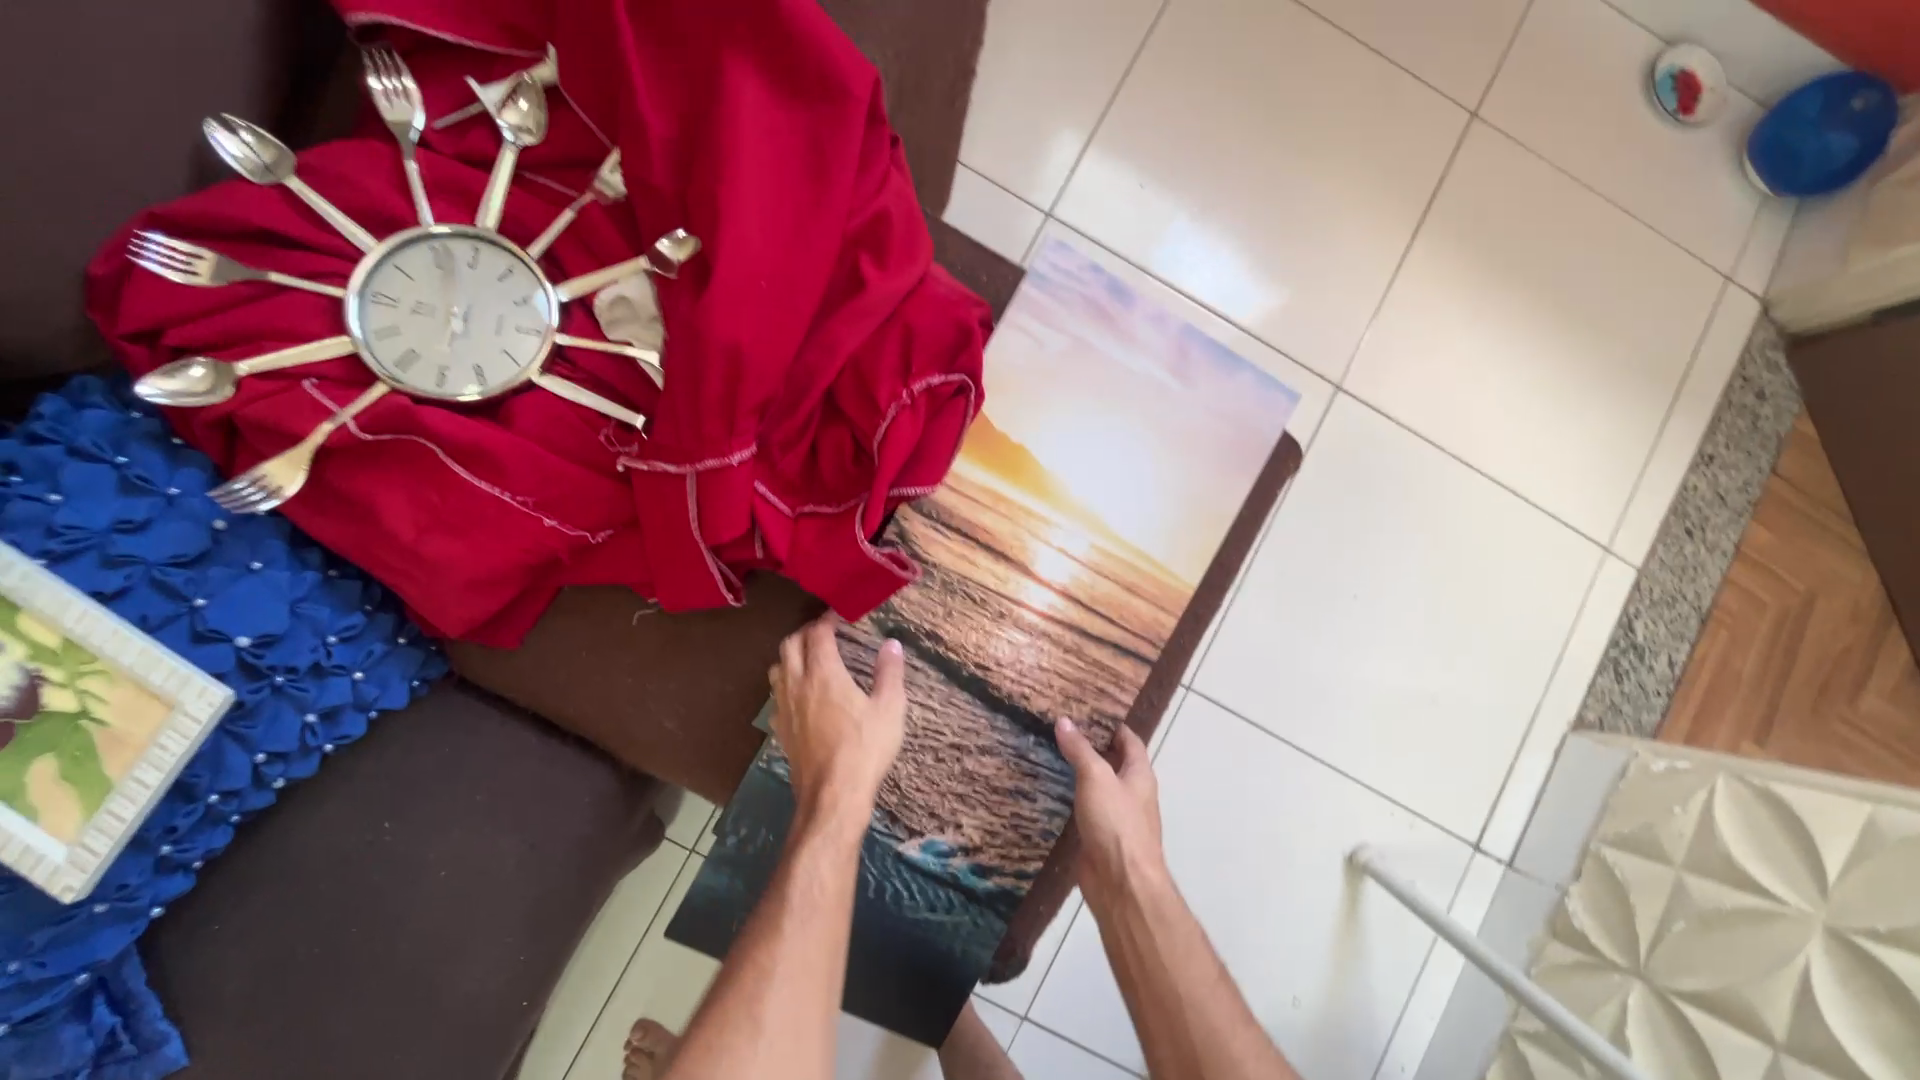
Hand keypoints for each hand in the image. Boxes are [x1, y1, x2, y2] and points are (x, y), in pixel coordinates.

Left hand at [768, 615, 905, 821]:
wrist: (833, 794)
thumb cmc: (865, 748)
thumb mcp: (889, 708)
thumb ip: (890, 673)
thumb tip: (892, 644)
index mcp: (824, 674)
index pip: (818, 634)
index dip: (827, 620)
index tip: (839, 616)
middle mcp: (798, 684)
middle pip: (789, 645)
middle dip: (805, 632)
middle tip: (823, 632)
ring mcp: (785, 707)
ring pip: (776, 669)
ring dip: (790, 656)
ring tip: (808, 658)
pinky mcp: (780, 729)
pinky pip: (775, 697)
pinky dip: (784, 685)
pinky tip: (798, 696)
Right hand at [1056, 718, 1167, 905]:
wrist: (1121, 883)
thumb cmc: (1116, 824)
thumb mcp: (1097, 778)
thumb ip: (1080, 749)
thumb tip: (1064, 721)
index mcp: (1139, 775)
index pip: (1129, 740)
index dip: (1111, 724)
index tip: (1085, 710)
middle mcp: (1131, 793)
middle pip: (1112, 762)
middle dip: (1090, 746)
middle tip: (1059, 728)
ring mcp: (1115, 817)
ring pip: (1096, 787)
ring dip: (1078, 772)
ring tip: (1048, 753)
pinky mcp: (1098, 836)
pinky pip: (1084, 809)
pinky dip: (1070, 798)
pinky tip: (1049, 790)